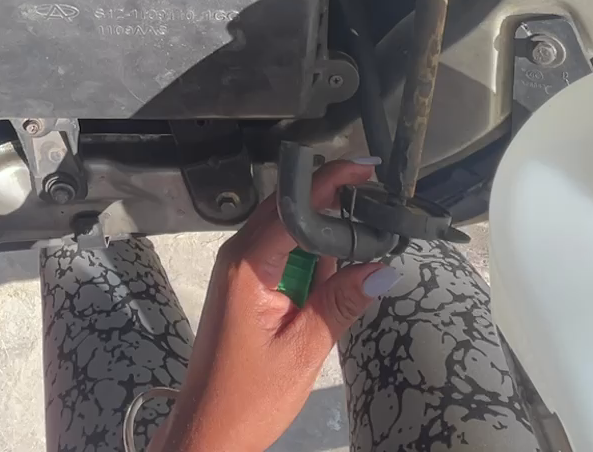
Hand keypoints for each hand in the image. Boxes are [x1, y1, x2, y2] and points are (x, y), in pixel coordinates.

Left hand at [151, 159, 404, 451]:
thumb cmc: (249, 395)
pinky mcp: (245, 282)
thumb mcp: (303, 350)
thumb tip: (385, 266)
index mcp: (248, 262)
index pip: (293, 206)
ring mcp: (240, 266)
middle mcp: (239, 253)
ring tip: (367, 222)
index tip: (366, 166)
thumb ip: (340, 303)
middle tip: (376, 189)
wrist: (207, 430)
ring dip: (323, 225)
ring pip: (286, 227)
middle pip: (288, 207)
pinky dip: (310, 252)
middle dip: (330, 196)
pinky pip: (281, 251)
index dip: (330, 181)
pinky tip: (337, 262)